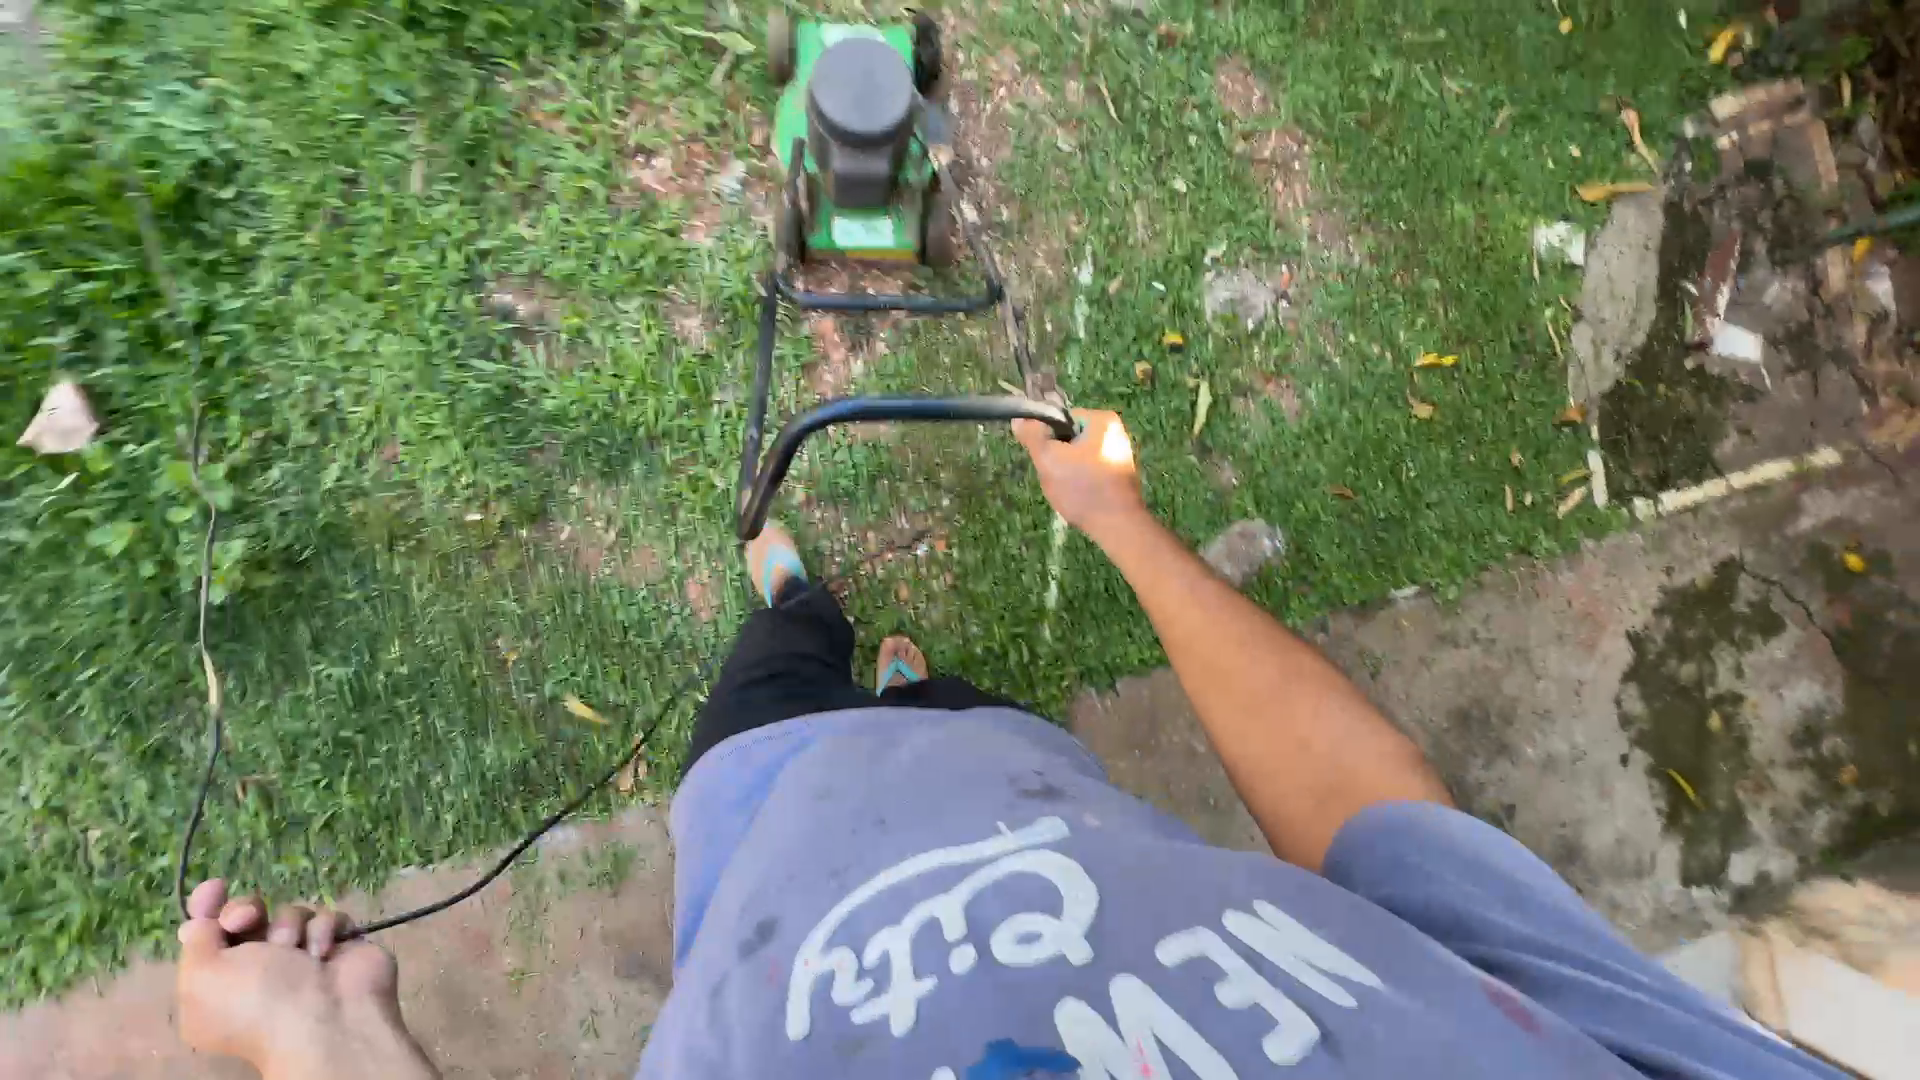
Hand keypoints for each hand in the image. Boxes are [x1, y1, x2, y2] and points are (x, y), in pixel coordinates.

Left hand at [176, 880, 437, 1079]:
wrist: (328, 1014)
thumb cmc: (257, 999)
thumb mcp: (206, 977)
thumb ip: (198, 943)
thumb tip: (196, 923)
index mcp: (216, 981)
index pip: (207, 935)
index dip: (208, 908)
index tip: (215, 885)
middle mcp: (256, 966)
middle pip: (250, 916)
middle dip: (248, 910)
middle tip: (248, 918)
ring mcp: (300, 954)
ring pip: (292, 913)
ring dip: (291, 927)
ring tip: (298, 952)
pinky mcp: (338, 942)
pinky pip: (329, 916)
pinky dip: (326, 930)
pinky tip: (325, 952)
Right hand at [1012, 409, 1148, 540]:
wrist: (1117, 526)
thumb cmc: (1082, 488)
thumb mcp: (1049, 459)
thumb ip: (1032, 436)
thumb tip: (1019, 419)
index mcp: (1102, 420)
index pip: (1060, 420)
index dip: (1046, 439)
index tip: (1045, 460)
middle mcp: (1115, 432)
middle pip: (1069, 440)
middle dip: (1058, 459)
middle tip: (1056, 477)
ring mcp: (1119, 455)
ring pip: (1077, 459)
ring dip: (1067, 473)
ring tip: (1068, 490)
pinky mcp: (1119, 476)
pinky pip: (1090, 473)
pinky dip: (1081, 484)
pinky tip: (1080, 498)